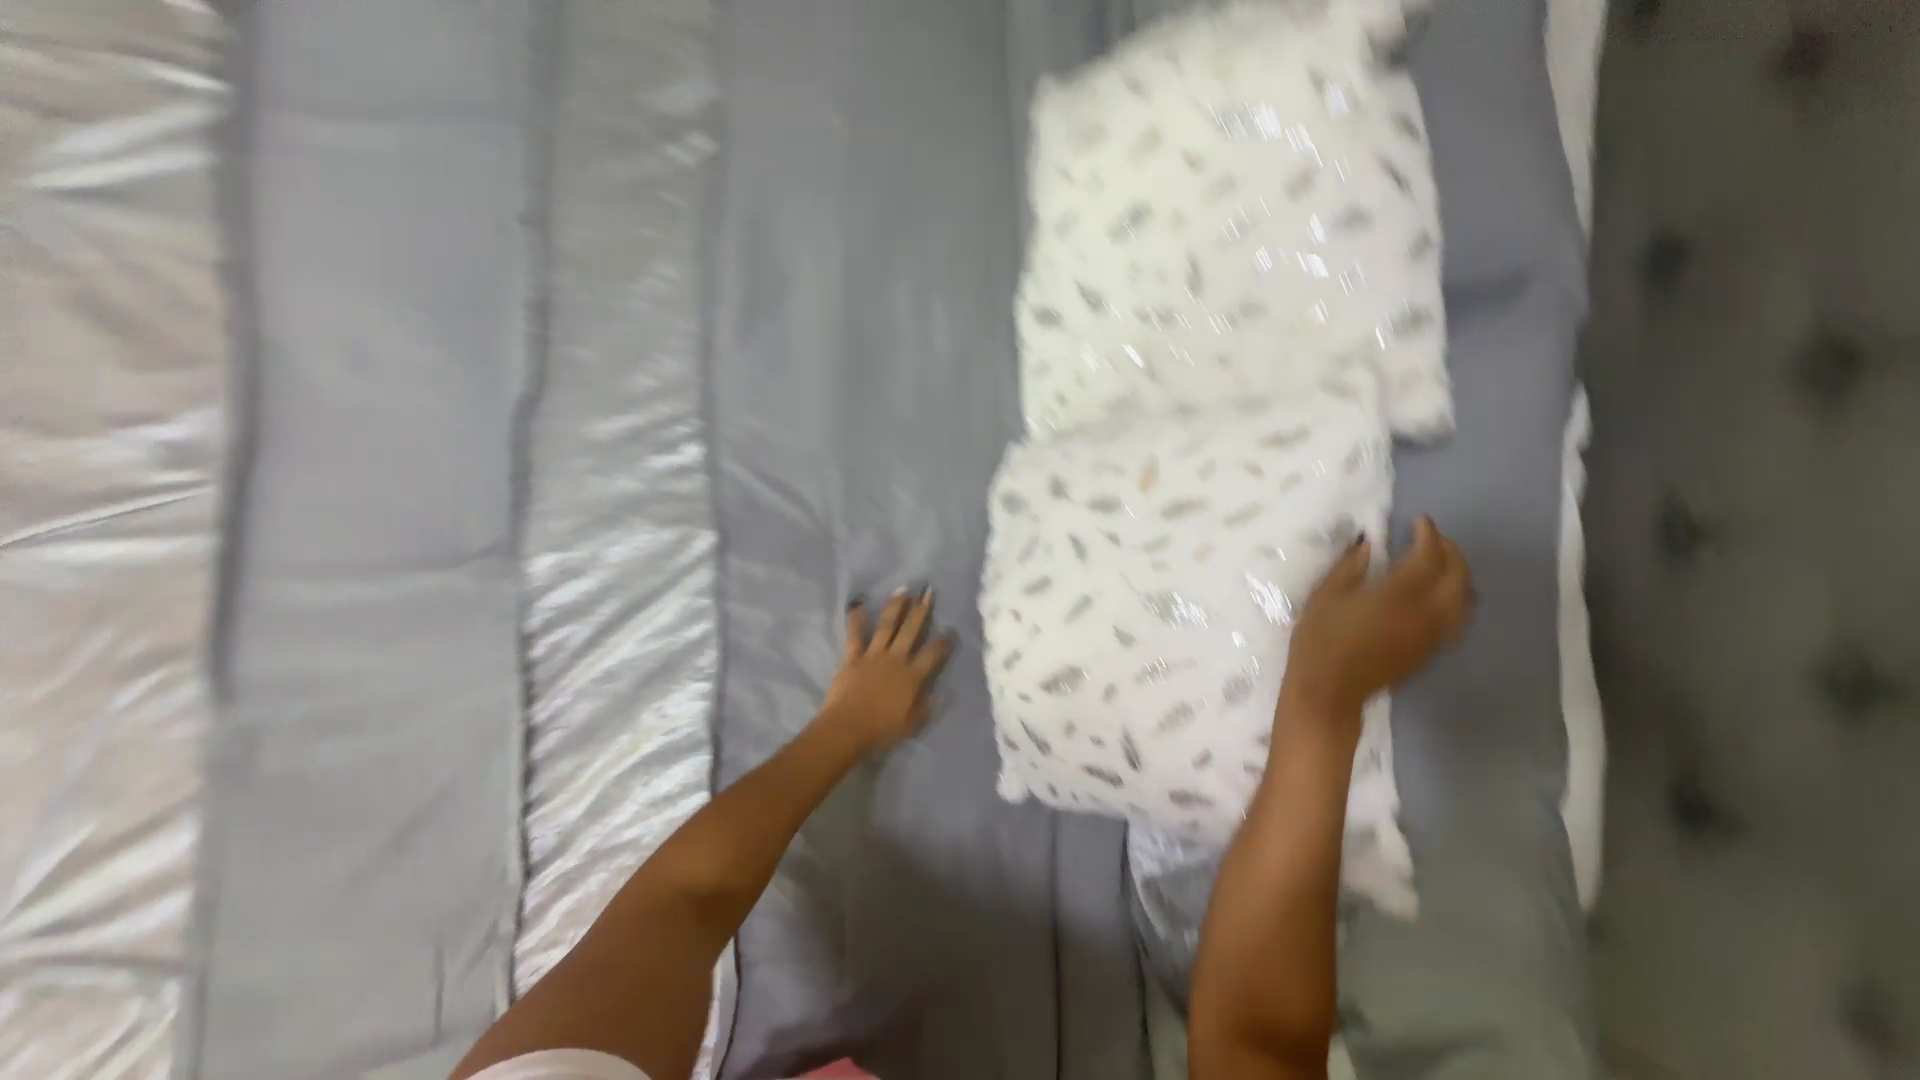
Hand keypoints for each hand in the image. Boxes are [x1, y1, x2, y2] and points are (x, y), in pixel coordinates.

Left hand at [820, 589, 954, 750]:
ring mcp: (873, 655)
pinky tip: (858, 603)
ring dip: (896, 606)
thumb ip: (926, 706)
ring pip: (887, 625)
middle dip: (922, 610)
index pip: (934, 653)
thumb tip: (940, 692)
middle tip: (928, 591)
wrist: (848, 728)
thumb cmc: (882, 730)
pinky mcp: (852, 657)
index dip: (945, 640)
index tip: (952, 629)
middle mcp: (896, 659)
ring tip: (903, 589)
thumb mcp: (913, 723)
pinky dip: (855, 618)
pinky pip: (854, 634)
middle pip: (911, 630)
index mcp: (913, 676)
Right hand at [1281, 517, 1473, 725]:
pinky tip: (1441, 595)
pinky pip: (1458, 619)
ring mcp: (1431, 635)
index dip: (1429, 535)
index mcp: (1397, 595)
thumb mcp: (1324, 597)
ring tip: (1442, 564)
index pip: (1428, 556)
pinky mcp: (1429, 651)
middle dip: (1451, 551)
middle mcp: (1425, 613)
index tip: (1419, 521)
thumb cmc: (1320, 641)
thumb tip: (1368, 545)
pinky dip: (1457, 599)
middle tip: (1432, 539)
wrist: (1329, 691)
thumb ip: (1349, 568)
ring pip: (1465, 599)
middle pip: (1457, 575)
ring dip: (1459, 575)